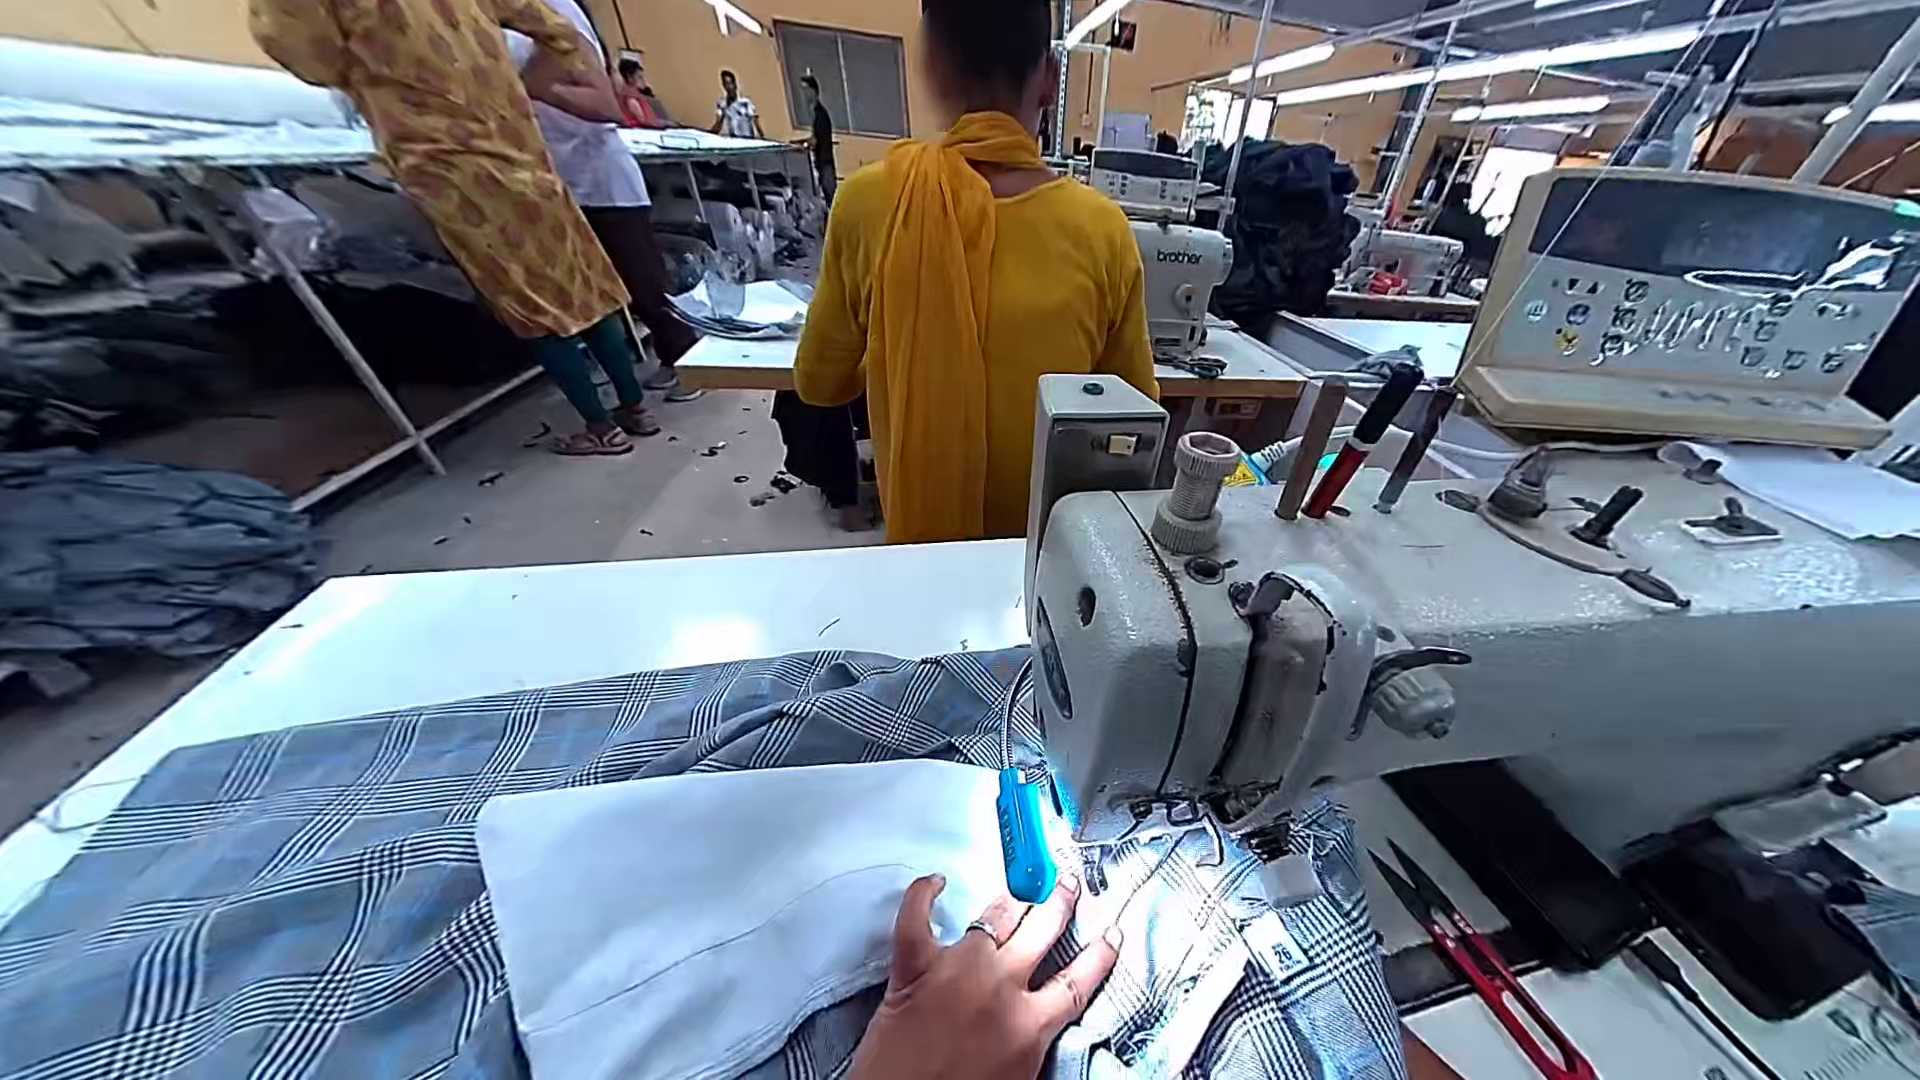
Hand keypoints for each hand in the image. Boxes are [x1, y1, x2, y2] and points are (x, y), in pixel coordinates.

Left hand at [848, 872, 1119, 1079]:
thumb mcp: (1016, 1078)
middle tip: (1067, 883)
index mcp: (1028, 1027)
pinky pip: (917, 914)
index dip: (1097, 956)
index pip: (1075, 984)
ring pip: (993, 916)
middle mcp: (999, 986)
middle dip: (1058, 903)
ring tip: (1023, 882)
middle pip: (1041, 932)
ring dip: (1012, 897)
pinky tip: (934, 880)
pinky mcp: (916, 962)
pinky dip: (923, 892)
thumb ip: (1031, 1042)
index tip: (1110, 933)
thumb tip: (1039, 1020)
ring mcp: (957, 966)